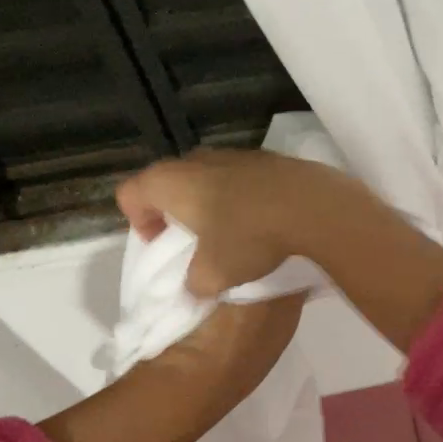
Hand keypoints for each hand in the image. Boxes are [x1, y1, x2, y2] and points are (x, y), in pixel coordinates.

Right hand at [115, 148, 353, 297]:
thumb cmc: (250, 236)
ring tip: (231, 235)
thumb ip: (194, 284)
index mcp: (168, 182)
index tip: (163, 248)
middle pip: (168, 185)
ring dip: (211, 205)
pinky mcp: (266, 159)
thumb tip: (195, 287)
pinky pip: (240, 180)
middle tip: (194, 244)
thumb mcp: (214, 275)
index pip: (130, 195)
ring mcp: (232, 154)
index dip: (139, 224)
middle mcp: (194, 160)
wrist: (312, 206)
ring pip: (206, 180)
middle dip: (175, 214)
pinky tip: (262, 222)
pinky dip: (241, 198)